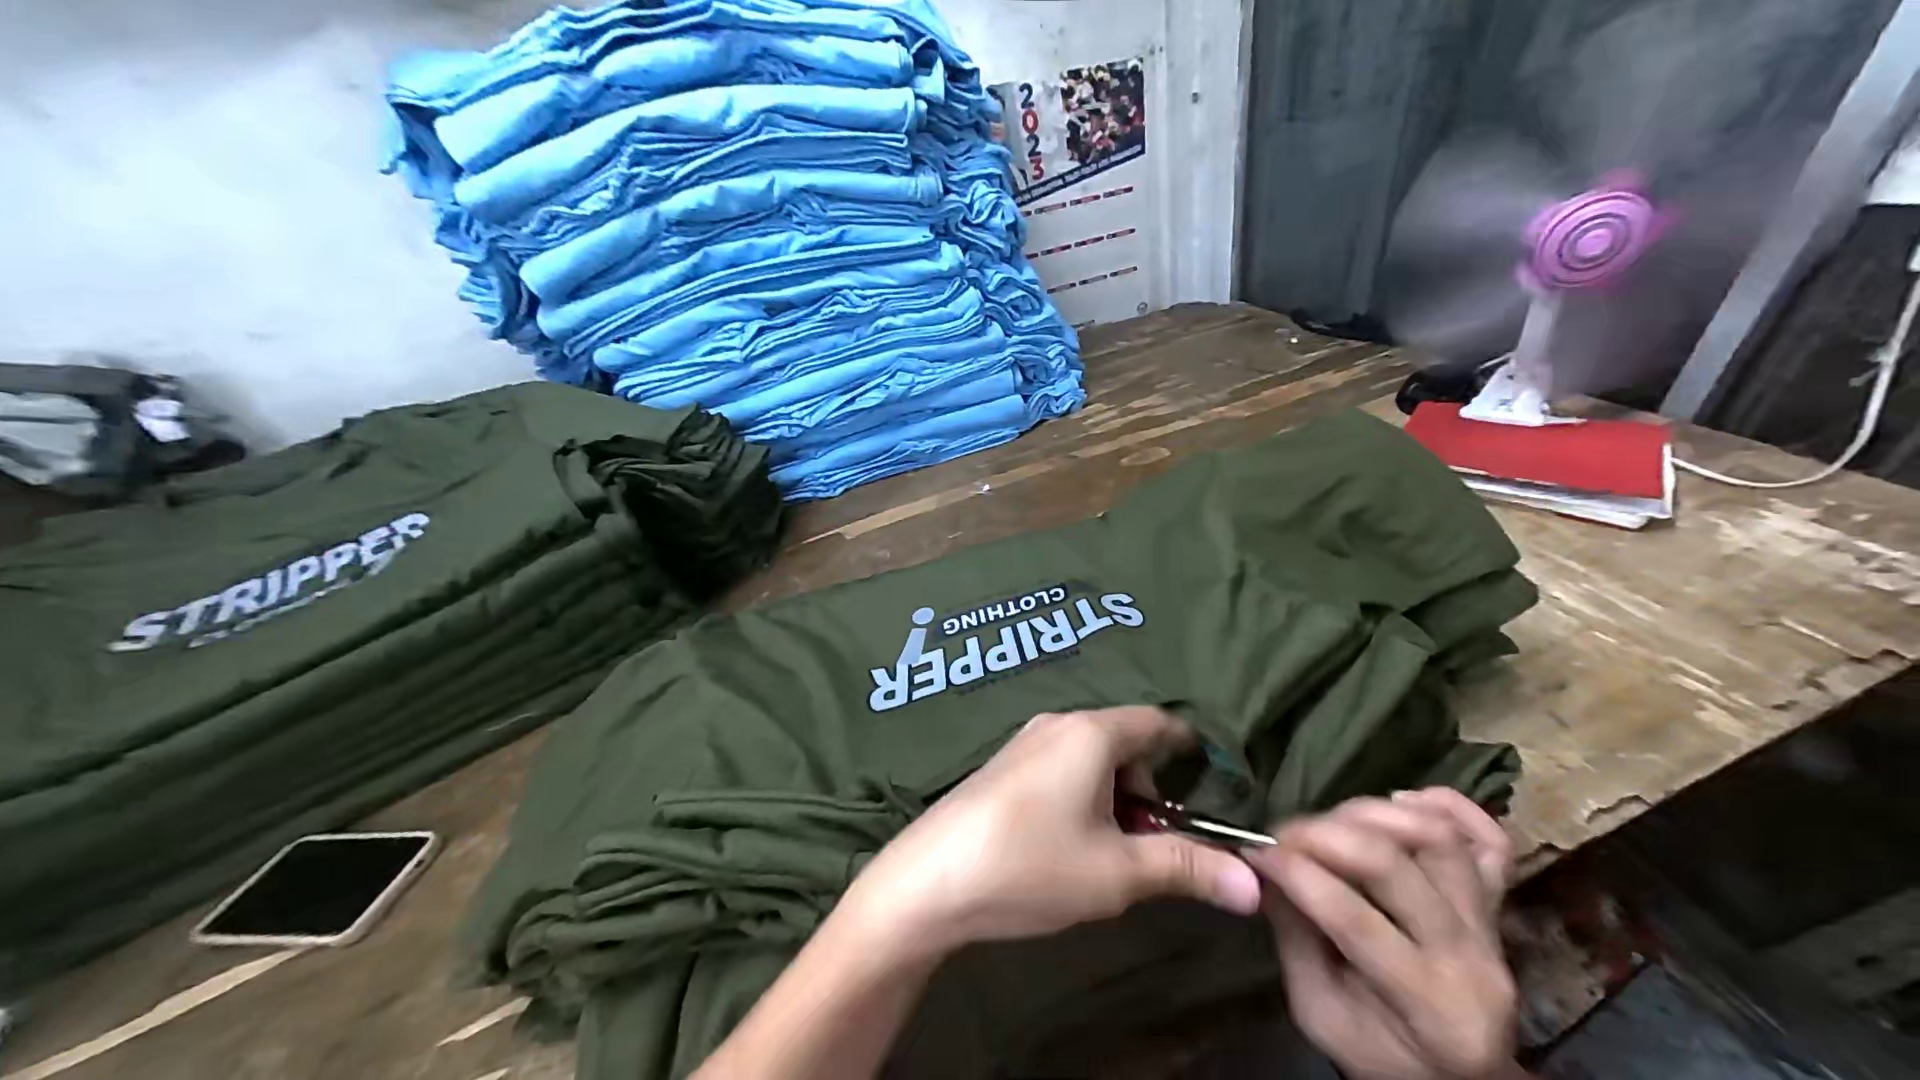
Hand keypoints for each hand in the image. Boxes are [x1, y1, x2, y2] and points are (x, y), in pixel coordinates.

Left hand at [840, 707, 1263, 959]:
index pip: (1158, 722)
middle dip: (1148, 788)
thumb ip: (1186, 867)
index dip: (1189, 753)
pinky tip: (1063, 844)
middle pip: (1125, 741)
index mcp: (1090, 732)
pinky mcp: (1002, 767)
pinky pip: (1061, 767)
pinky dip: (1081, 796)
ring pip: (1092, 758)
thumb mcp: (1118, 873)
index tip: (1208, 792)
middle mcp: (1057, 724)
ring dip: (1114, 798)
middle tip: (1146, 844)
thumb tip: (1253, 881)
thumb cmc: (1031, 865)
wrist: (928, 880)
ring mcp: (1024, 743)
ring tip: (1105, 853)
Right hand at [1247, 788, 1520, 1079]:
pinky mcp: (1498, 905)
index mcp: (1431, 1008)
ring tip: (1331, 821)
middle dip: (1323, 835)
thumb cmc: (1379, 1052)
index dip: (1296, 874)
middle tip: (1283, 834)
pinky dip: (1449, 807)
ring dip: (1373, 814)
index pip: (1355, 919)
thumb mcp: (1318, 1012)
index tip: (1255, 852)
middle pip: (1395, 865)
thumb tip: (1265, 867)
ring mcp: (1492, 928)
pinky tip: (1403, 799)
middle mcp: (1473, 961)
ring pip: (1438, 839)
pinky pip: (1491, 840)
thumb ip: (1295, 938)